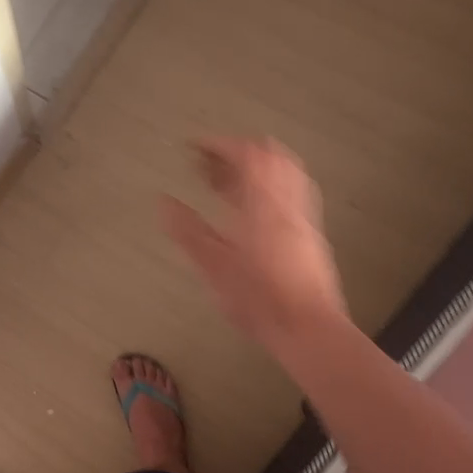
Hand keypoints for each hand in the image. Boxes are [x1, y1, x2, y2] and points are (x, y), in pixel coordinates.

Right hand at [159, 136, 346, 348]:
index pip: (247, 156)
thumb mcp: (213, 265)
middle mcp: (287, 204)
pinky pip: (291, 192)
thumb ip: (188, 230)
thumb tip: (163, 201)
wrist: (307, 328)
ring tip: (227, 178)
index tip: (194, 145)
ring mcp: (303, 218)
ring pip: (284, 173)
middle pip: (270, 157)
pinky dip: (268, 184)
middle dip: (237, 151)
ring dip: (256, 166)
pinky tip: (251, 204)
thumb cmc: (256, 298)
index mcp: (262, 206)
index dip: (219, 145)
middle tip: (209, 161)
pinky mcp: (309, 234)